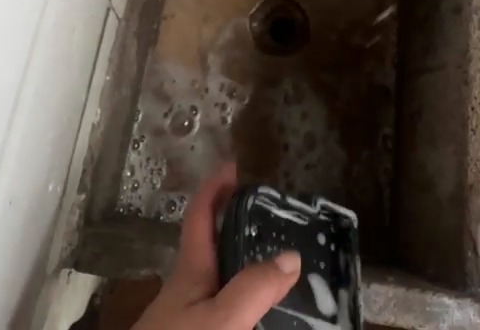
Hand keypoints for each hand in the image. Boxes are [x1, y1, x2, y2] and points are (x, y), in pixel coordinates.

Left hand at [133, 163, 301, 329]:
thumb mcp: (221, 320)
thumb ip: (254, 288)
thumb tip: (291, 254)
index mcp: (190, 271)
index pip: (201, 215)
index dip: (216, 186)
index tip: (236, 164)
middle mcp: (188, 291)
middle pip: (213, 248)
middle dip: (240, 229)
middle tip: (278, 221)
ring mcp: (189, 319)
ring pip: (221, 284)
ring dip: (247, 271)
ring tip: (284, 270)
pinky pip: (224, 314)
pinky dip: (246, 307)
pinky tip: (264, 316)